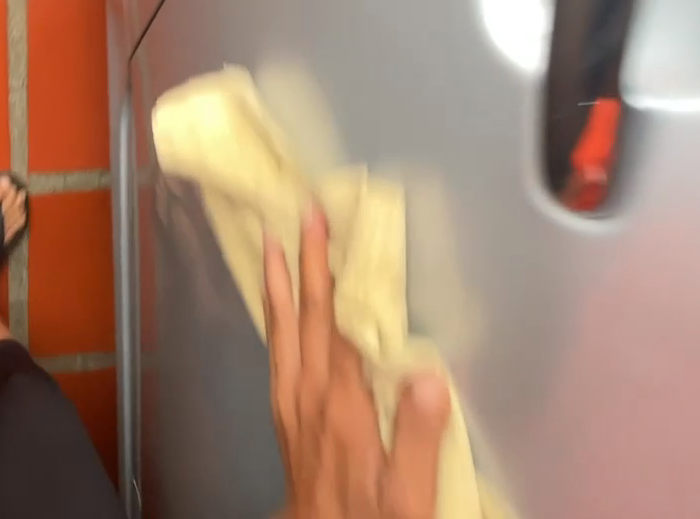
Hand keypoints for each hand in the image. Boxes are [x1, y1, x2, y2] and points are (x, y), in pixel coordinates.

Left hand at [264, 208, 450, 518]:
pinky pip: (274, 342)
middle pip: (307, 311)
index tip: (338, 233)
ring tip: (272, 236)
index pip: (340, 324)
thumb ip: (418, 436)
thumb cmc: (370, 517)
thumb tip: (428, 374)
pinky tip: (272, 295)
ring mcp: (288, 392)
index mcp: (343, 402)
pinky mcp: (281, 403)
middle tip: (305, 212)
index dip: (340, 277)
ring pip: (281, 320)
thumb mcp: (409, 496)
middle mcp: (308, 387)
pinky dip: (272, 309)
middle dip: (307, 259)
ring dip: (279, 275)